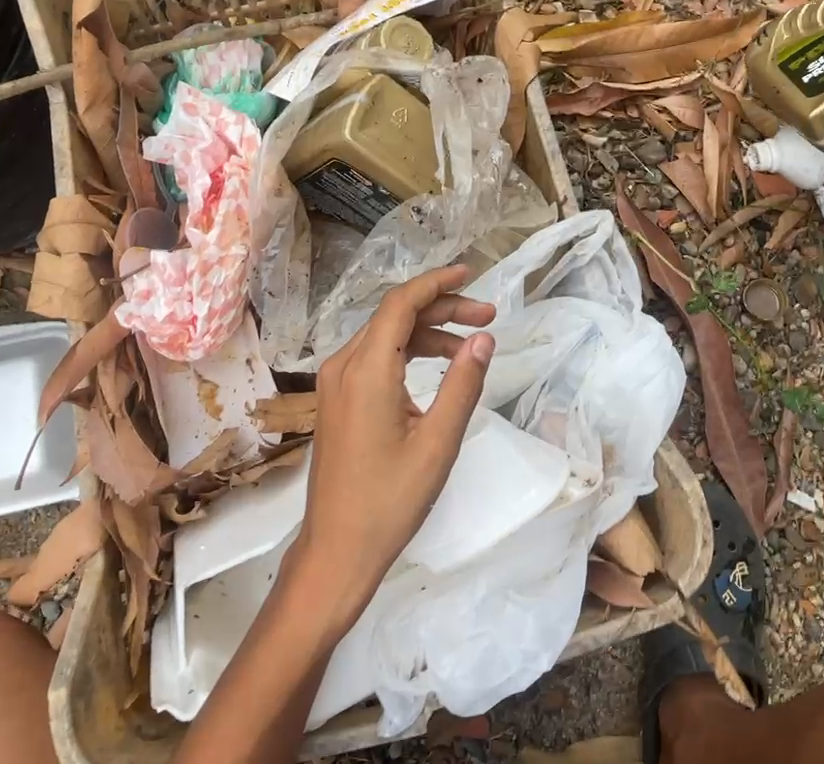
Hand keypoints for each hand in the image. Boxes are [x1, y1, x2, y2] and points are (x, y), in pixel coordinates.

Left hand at [295, 265, 495, 610]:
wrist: (337, 549)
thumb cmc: (390, 501)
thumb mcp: (438, 443)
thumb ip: (463, 384)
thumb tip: (483, 338)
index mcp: (366, 370)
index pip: (401, 304)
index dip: (437, 283)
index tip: (472, 274)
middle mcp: (343, 366)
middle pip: (394, 316)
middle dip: (442, 309)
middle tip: (488, 317)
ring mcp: (334, 384)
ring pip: (384, 336)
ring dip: (427, 333)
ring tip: (471, 345)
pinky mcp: (336, 401)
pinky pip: (374, 359)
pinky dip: (408, 353)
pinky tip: (437, 370)